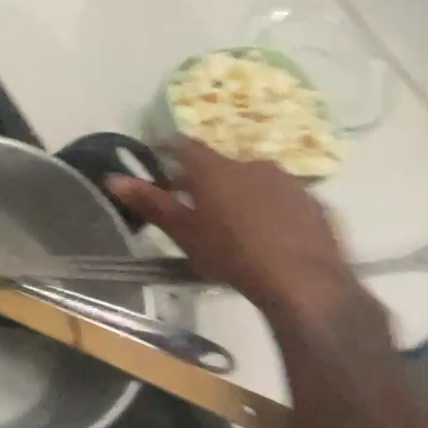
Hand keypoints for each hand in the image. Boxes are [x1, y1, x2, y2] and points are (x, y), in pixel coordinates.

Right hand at [107, 139, 358, 323]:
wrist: (303, 281)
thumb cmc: (230, 253)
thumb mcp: (181, 231)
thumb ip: (148, 202)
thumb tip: (112, 178)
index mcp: (216, 170)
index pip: (185, 146)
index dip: (167, 148)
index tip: (156, 156)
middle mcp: (254, 166)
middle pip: (219, 166)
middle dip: (201, 179)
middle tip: (188, 202)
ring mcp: (290, 183)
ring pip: (252, 181)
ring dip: (236, 193)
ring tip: (226, 221)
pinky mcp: (315, 204)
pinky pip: (281, 199)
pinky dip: (266, 208)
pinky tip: (262, 233)